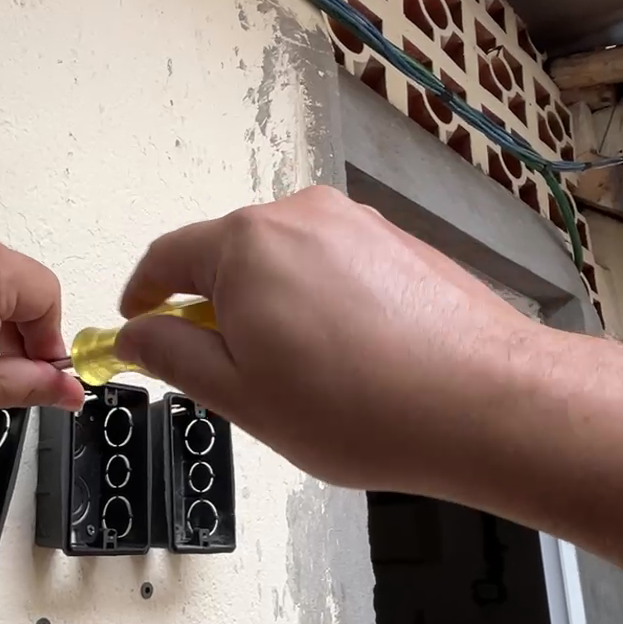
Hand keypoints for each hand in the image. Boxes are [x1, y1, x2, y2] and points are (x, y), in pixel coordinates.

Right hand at [113, 186, 622, 572]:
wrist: (485, 403)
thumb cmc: (358, 407)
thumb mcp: (238, 394)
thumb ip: (173, 355)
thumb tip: (137, 334)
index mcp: (246, 245)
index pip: (168, 256)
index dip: (144, 293)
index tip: (138, 319)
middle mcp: (298, 216)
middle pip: (227, 255)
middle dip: (212, 306)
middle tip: (223, 367)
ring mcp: (353, 223)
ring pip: (281, 260)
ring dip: (267, 305)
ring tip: (294, 370)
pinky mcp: (395, 241)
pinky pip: (329, 263)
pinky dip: (314, 300)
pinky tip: (341, 353)